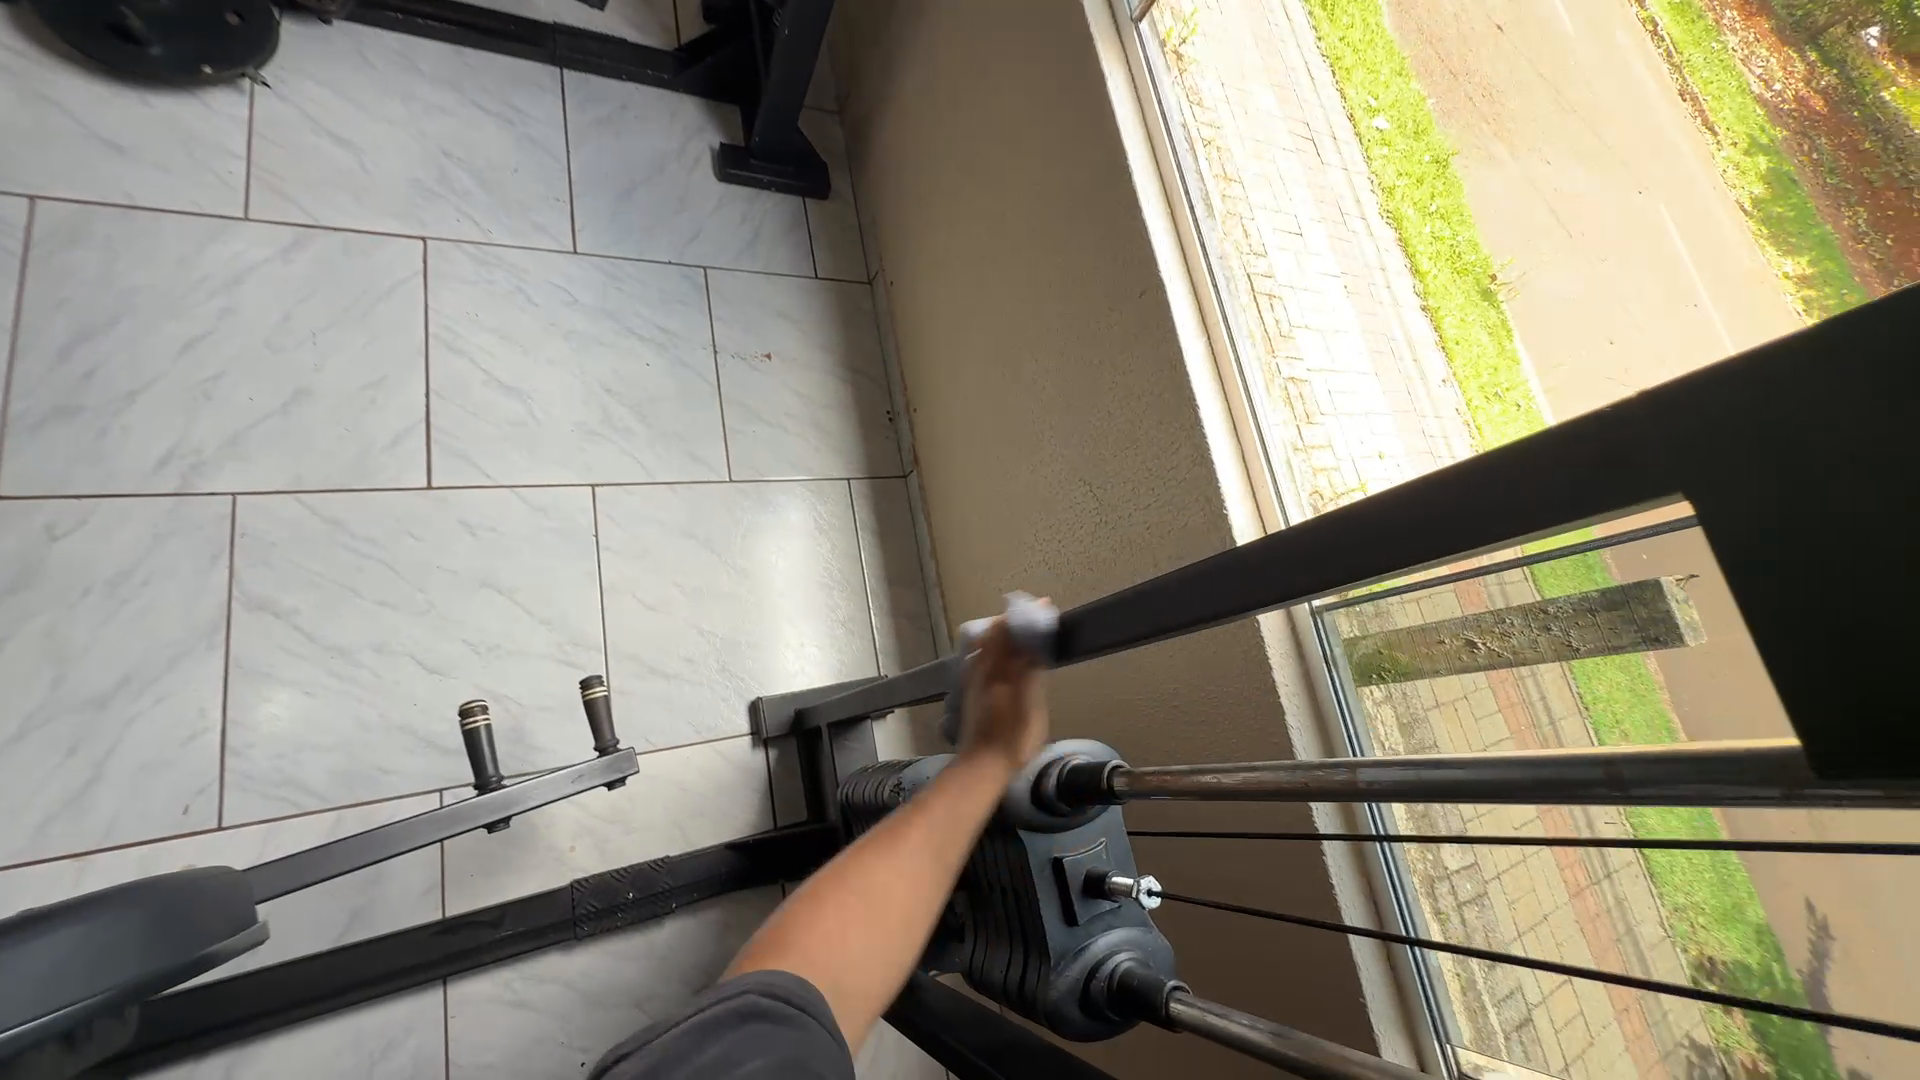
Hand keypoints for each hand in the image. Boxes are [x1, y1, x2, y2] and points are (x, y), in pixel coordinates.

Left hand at [956, 614, 1049, 773]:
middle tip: (1033, 616)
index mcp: (999, 671)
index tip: (1044, 606)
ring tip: (1020, 631)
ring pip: (985, 643)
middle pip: (994, 632)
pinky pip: (981, 655)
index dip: (1028, 617)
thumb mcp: (1031, 709)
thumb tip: (1033, 647)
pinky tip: (1004, 655)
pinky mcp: (971, 689)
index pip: (1012, 631)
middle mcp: (983, 669)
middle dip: (1013, 620)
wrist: (981, 765)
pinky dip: (994, 646)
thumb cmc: (1013, 740)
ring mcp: (974, 679)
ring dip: (1002, 631)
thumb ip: (1031, 675)